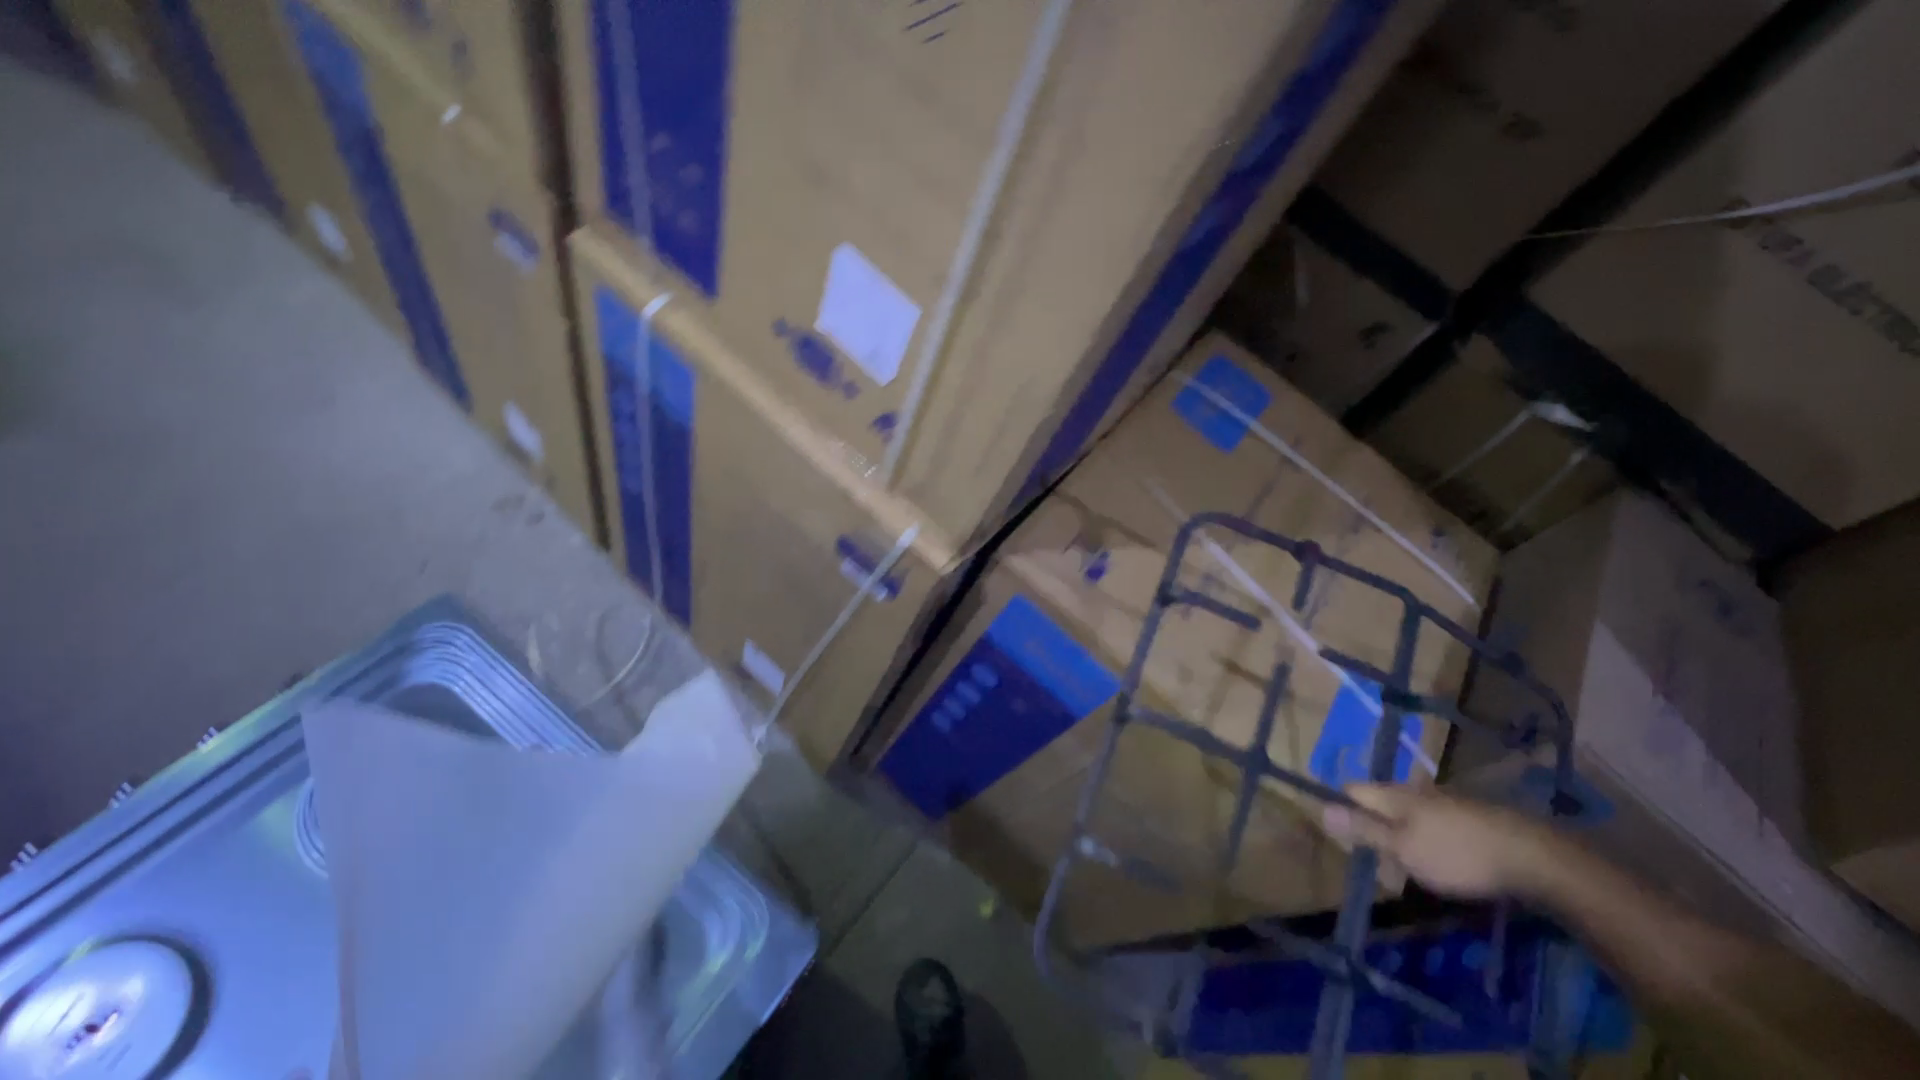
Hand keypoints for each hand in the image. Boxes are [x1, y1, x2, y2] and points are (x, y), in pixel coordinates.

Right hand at [1320, 785, 1552, 899]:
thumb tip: (1321, 808)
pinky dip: (1429, 840)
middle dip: (1373, 826)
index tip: (1342, 836)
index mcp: (1396, 795)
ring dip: (1402, 835)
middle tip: (1375, 860)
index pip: (1354, 790)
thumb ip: (1364, 830)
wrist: (1532, 857)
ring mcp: (1449, 803)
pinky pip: (1437, 824)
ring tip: (1407, 866)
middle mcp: (1419, 791)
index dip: (1342, 808)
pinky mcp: (1473, 818)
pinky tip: (1442, 862)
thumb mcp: (1402, 848)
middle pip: (1382, 802)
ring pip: (1411, 814)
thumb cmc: (1457, 854)